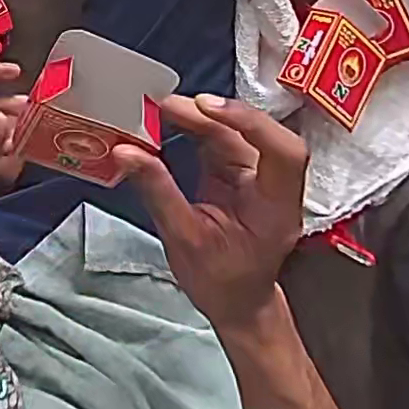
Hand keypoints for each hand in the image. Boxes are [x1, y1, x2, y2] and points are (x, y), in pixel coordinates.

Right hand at [112, 94, 308, 330]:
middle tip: (165, 106)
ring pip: (233, 131)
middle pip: (253, 134)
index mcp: (275, 206)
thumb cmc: (220, 281)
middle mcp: (272, 183)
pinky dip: (193, 125)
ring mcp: (256, 174)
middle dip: (211, 114)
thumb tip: (125, 151)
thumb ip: (158, 191)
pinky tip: (169, 119)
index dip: (250, 122)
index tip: (207, 108)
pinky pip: (218, 137)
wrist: (236, 303)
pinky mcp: (237, 170)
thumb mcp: (184, 239)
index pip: (283, 152)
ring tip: (160, 109)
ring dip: (198, 116)